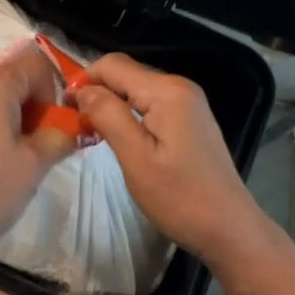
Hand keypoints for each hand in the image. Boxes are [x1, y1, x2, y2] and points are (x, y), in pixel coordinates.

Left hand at [0, 45, 75, 260]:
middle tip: (36, 146)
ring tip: (14, 154)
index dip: (54, 94)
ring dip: (15, 114)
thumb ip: (61, 135)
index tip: (51, 129)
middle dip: (34, 105)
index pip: (39, 65)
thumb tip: (72, 125)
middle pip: (17, 75)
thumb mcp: (35, 164)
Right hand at [73, 54, 262, 263]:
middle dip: (96, 92)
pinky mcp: (190, 119)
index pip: (112, 65)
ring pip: (136, 89)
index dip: (83, 81)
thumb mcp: (136, 158)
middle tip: (76, 125)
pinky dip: (129, 114)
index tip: (64, 110)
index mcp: (167, 91)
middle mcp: (180, 87)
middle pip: (125, 74)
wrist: (229, 229)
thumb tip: (81, 90)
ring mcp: (188, 103)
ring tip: (93, 133)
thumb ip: (108, 116)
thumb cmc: (180, 197)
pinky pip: (150, 104)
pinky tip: (121, 138)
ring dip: (111, 104)